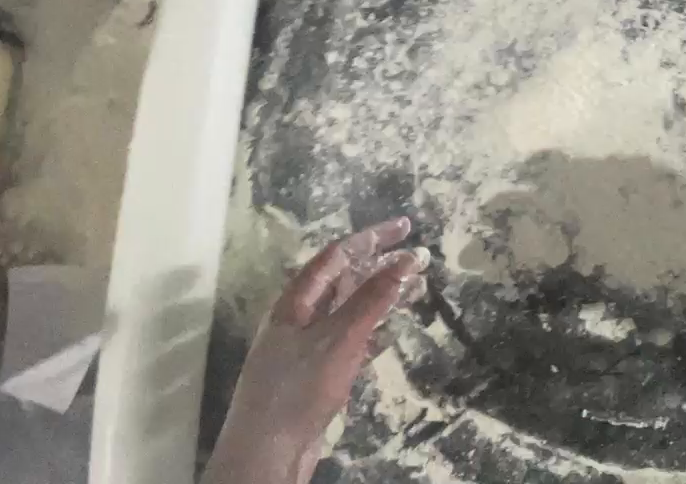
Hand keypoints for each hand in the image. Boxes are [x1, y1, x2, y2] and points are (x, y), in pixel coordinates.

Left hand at [203, 217, 427, 483]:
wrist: (266, 457)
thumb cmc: (299, 388)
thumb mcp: (342, 336)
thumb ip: (375, 296)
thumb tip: (409, 258)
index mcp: (295, 302)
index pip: (337, 255)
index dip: (373, 237)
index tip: (407, 228)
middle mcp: (299, 318)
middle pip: (345, 279)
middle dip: (383, 266)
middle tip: (419, 259)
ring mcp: (307, 346)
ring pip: (352, 308)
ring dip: (384, 296)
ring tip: (418, 291)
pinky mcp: (317, 372)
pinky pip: (352, 336)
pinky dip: (375, 328)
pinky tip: (395, 330)